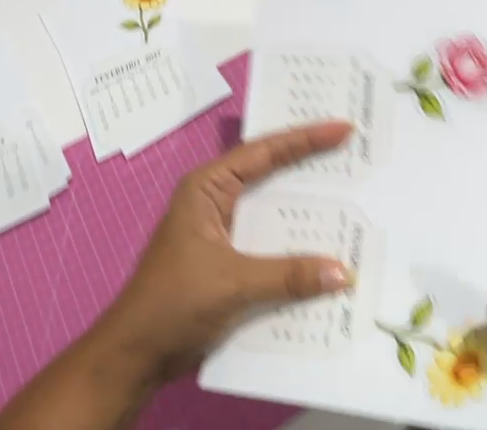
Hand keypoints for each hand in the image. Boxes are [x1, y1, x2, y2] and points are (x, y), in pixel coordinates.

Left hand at [95, 120, 355, 383]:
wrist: (134, 357)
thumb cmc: (172, 303)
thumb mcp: (233, 283)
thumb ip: (288, 276)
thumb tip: (344, 272)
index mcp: (208, 187)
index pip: (263, 151)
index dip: (305, 138)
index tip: (343, 128)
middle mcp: (216, 200)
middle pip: (270, 173)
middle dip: (309, 164)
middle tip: (352, 151)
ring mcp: (223, 230)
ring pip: (272, 210)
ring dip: (305, 209)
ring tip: (350, 195)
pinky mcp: (229, 260)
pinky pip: (271, 243)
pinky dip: (296, 245)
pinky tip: (327, 250)